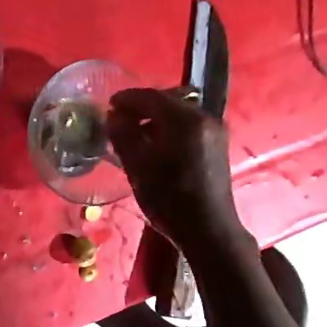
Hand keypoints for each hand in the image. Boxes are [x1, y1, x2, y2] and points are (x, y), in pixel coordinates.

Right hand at [106, 88, 245, 254]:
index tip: (108, 106)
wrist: (208, 229)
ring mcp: (214, 131)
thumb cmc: (169, 199)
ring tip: (135, 135)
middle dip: (141, 108)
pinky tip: (157, 147)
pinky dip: (169, 130)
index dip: (126, 99)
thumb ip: (123, 136)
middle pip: (167, 102)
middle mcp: (203, 117)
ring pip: (178, 114)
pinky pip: (188, 127)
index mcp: (184, 119)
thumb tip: (113, 116)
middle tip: (120, 121)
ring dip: (155, 120)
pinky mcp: (217, 146)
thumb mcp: (138, 167)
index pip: (150, 96)